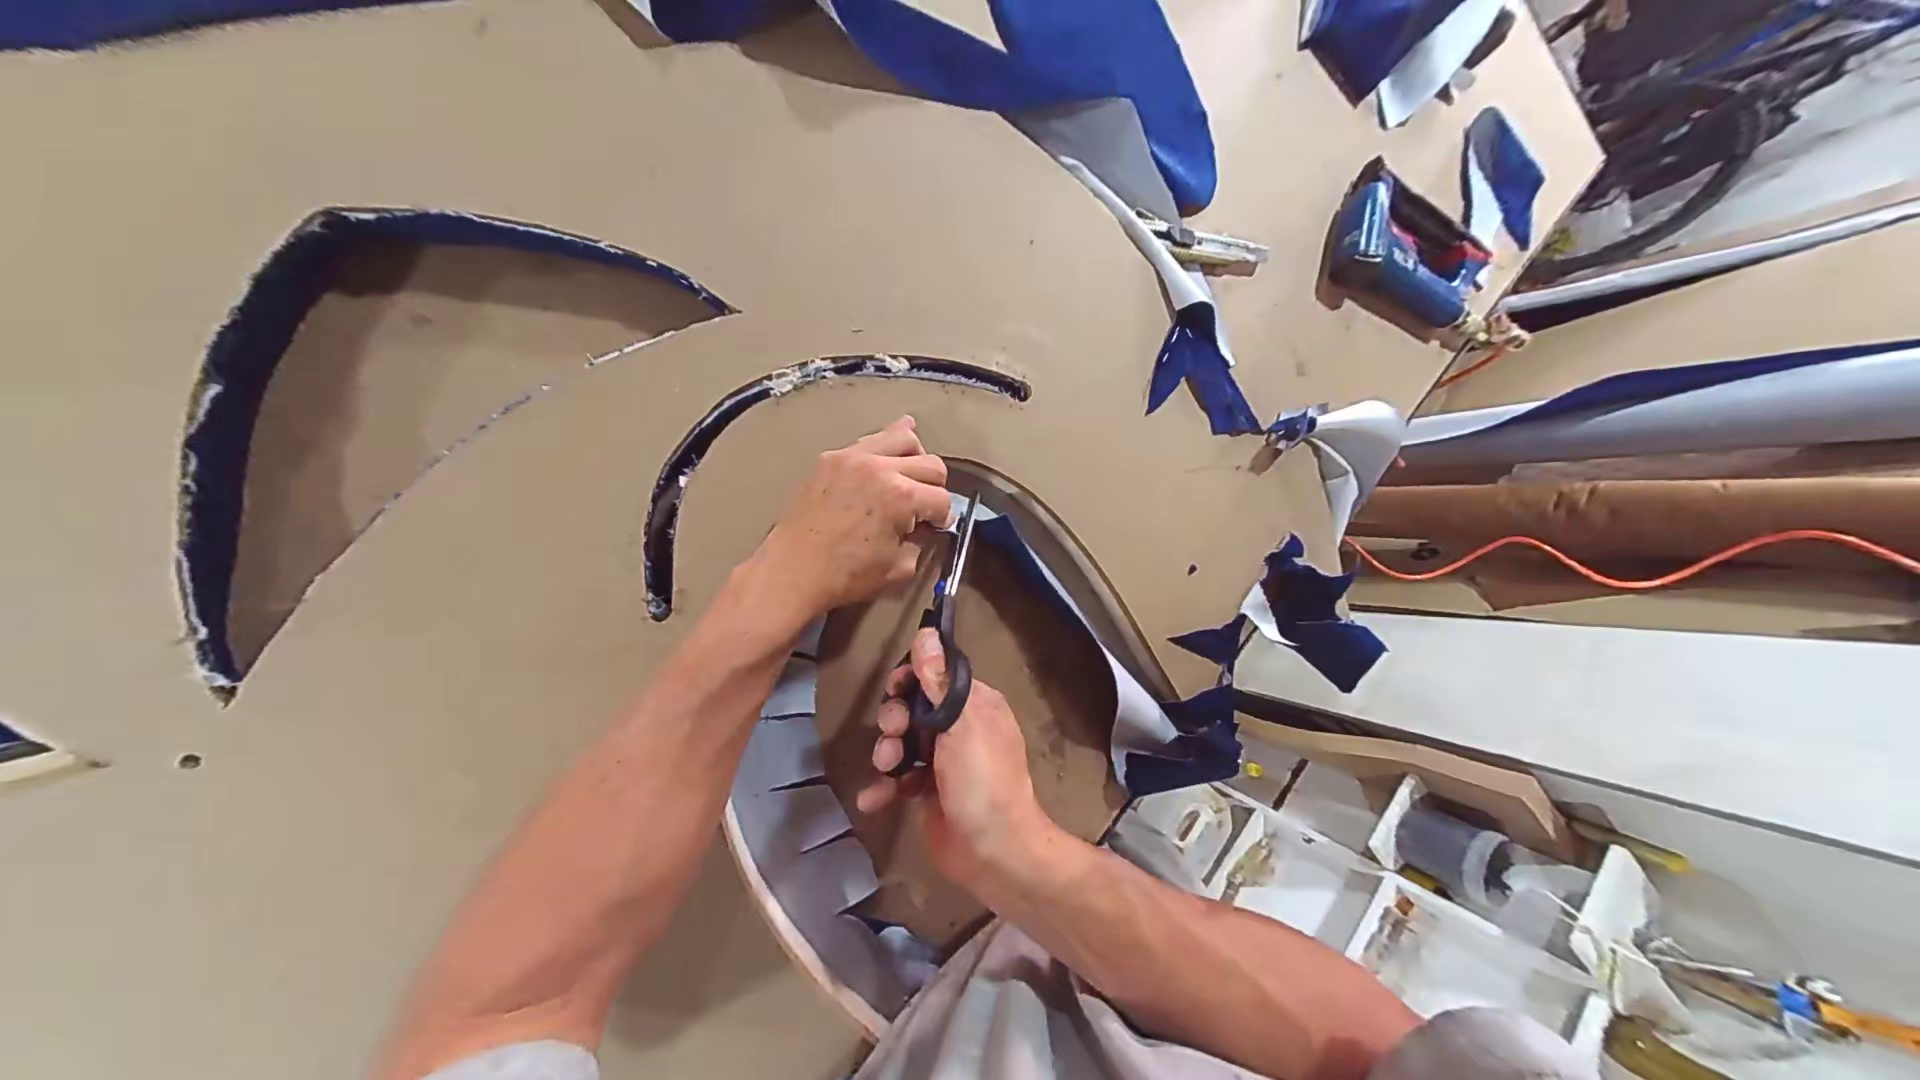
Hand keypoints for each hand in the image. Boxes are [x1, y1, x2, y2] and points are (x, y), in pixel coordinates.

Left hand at [752, 416, 952, 628]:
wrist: (793, 570)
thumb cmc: (844, 575)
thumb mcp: (898, 568)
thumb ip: (921, 543)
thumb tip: (923, 527)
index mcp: (901, 497)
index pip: (942, 498)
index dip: (943, 517)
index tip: (934, 526)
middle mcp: (880, 468)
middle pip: (931, 464)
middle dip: (935, 487)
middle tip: (925, 506)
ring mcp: (853, 458)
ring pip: (903, 438)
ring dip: (916, 456)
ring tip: (911, 473)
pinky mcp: (832, 458)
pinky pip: (869, 442)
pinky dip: (885, 446)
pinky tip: (892, 447)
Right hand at [856, 628, 1056, 888]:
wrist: (994, 853)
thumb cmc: (983, 780)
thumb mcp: (962, 724)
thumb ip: (939, 680)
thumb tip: (928, 634)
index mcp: (976, 705)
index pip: (937, 676)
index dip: (912, 679)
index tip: (895, 687)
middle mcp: (961, 728)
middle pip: (914, 708)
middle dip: (895, 719)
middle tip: (893, 733)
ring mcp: (944, 762)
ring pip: (903, 742)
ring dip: (888, 751)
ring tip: (887, 767)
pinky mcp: (930, 792)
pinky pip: (900, 780)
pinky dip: (886, 787)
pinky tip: (873, 799)